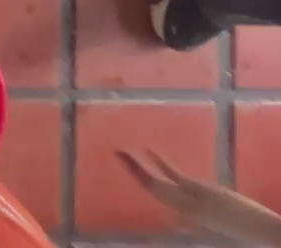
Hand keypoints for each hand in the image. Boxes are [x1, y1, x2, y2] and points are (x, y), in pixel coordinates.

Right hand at [119, 150, 280, 243]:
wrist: (269, 234)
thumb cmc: (249, 233)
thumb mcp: (223, 228)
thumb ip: (200, 220)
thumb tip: (174, 217)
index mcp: (191, 218)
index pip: (162, 200)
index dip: (144, 184)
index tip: (133, 173)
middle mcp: (184, 209)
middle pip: (152, 188)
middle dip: (133, 171)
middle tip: (117, 153)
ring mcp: (190, 200)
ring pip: (155, 182)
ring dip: (135, 166)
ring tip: (120, 151)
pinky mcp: (198, 191)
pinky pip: (173, 175)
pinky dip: (157, 161)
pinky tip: (146, 148)